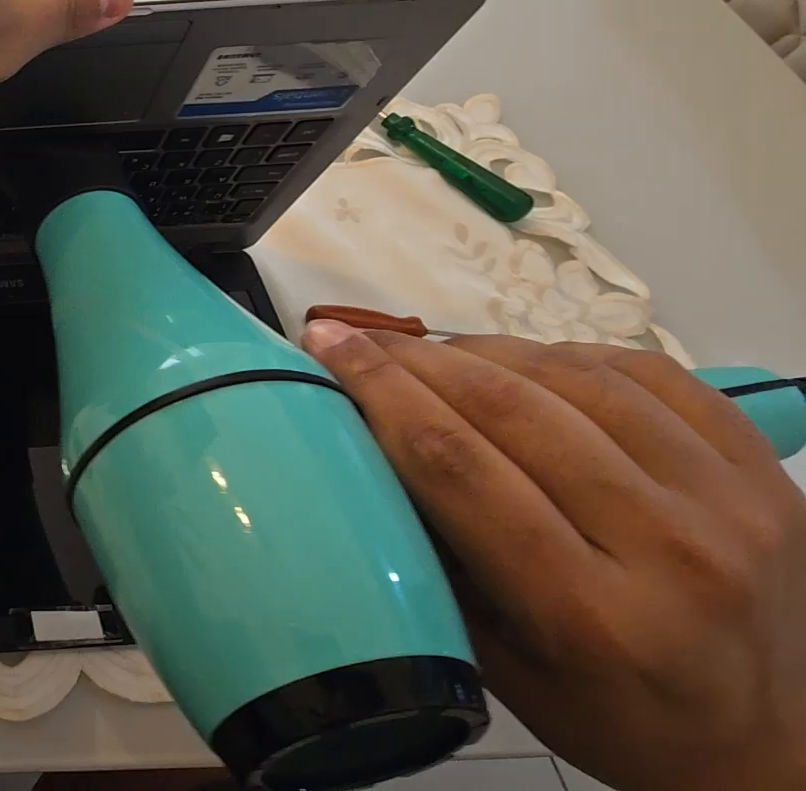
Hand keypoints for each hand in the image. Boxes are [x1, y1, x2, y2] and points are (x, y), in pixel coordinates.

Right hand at [300, 324, 805, 790]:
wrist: (768, 748)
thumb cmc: (597, 708)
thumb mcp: (485, 650)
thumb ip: (430, 546)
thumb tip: (365, 438)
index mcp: (585, 609)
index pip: (456, 463)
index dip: (379, 390)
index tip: (326, 344)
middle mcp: (672, 549)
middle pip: (511, 408)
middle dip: (415, 359)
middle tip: (359, 339)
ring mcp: (734, 504)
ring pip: (576, 377)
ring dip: (483, 350)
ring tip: (431, 354)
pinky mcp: (768, 474)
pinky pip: (650, 374)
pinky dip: (566, 353)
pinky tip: (521, 364)